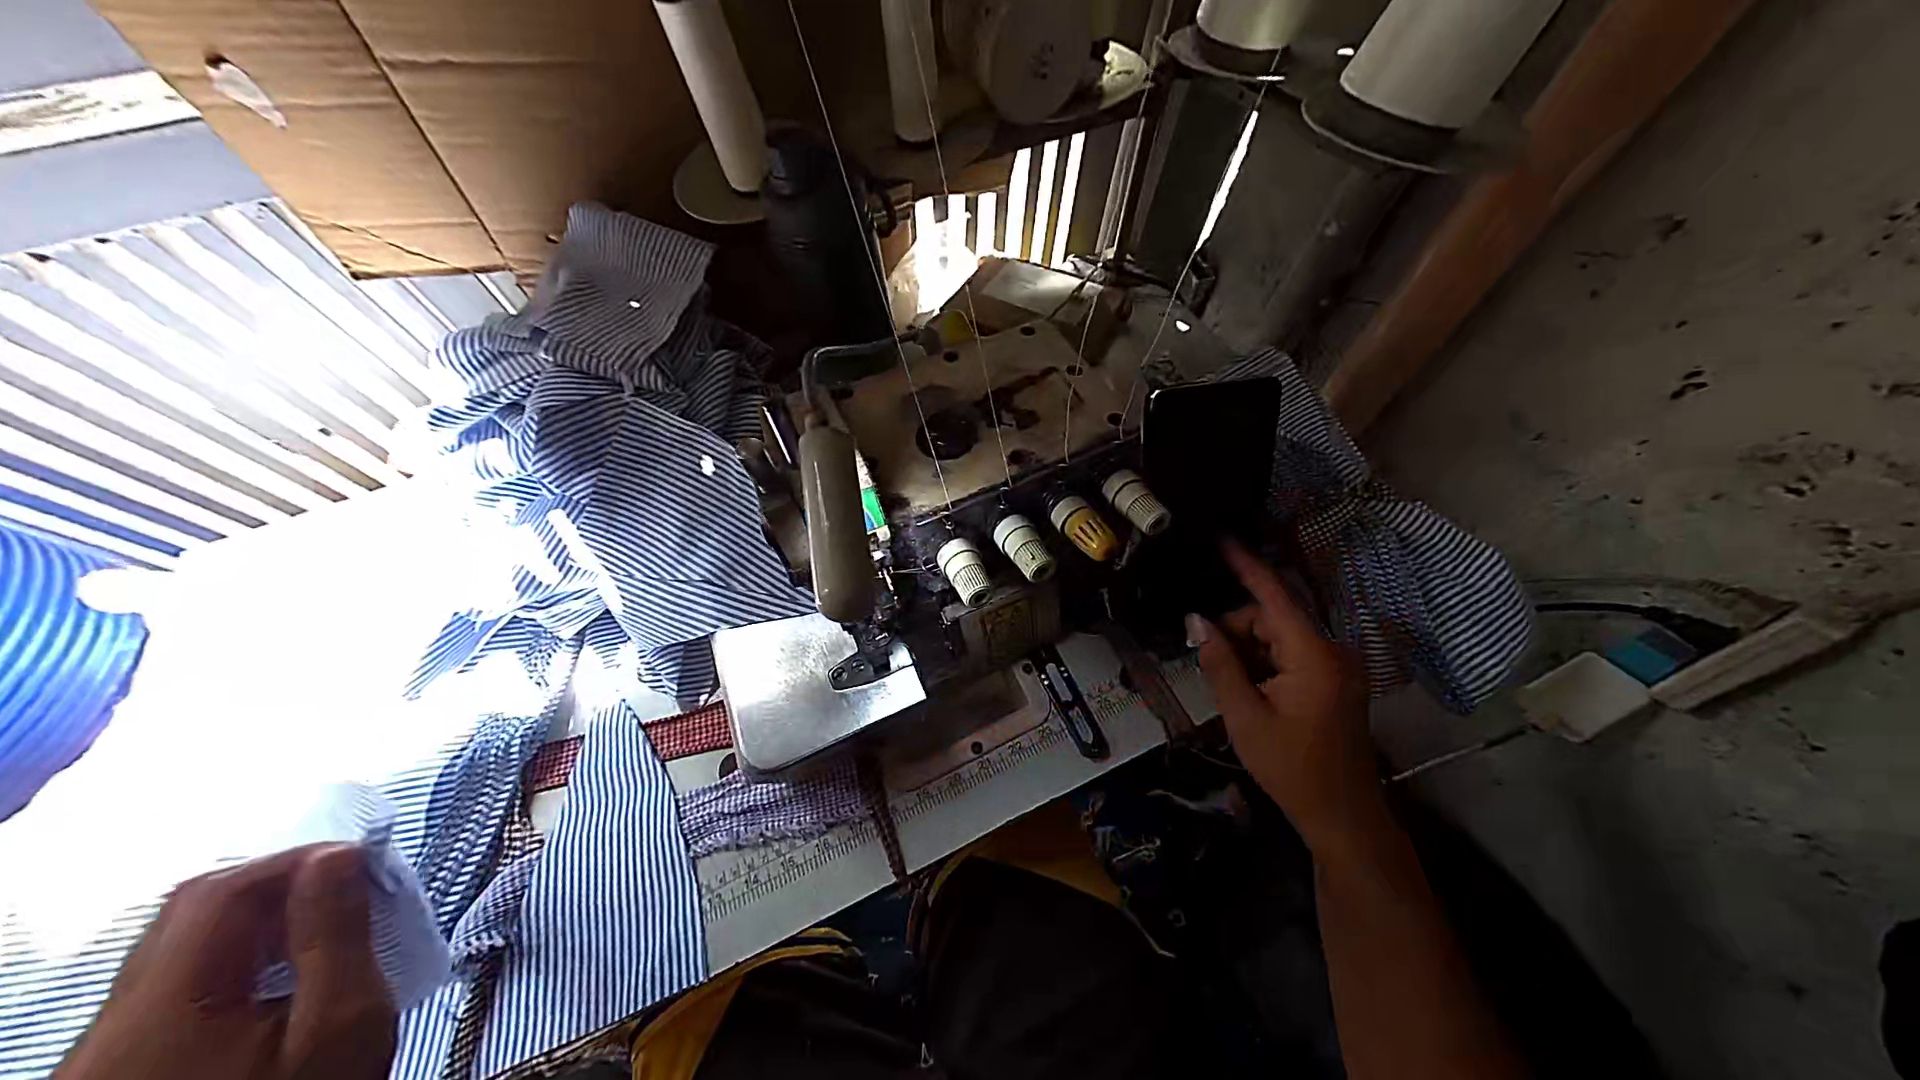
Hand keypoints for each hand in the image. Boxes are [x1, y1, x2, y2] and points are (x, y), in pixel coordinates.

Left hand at [57, 844, 396, 1079]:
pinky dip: (238, 955)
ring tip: (324, 919)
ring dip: (258, 917)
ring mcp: (108, 1053)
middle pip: (190, 916)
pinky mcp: (123, 1069)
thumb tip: (337, 857)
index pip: (225, 894)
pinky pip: (178, 982)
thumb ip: (337, 935)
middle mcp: (111, 1028)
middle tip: (346, 884)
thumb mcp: (341, 1024)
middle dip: (277, 883)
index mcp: (161, 1013)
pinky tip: (282, 968)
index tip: (364, 860)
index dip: (298, 860)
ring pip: (181, 947)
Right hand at [1188, 542, 1384, 854]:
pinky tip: (1251, 692)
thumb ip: (1219, 663)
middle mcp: (1332, 652)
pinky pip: (1290, 655)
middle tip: (1208, 663)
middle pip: (1271, 619)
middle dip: (1236, 632)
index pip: (1274, 597)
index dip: (1246, 566)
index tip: (1222, 538)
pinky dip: (1264, 664)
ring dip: (1248, 652)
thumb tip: (1196, 620)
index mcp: (1314, 657)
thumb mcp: (1244, 716)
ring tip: (1232, 689)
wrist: (1342, 816)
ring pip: (1278, 637)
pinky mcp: (1334, 681)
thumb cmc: (1291, 768)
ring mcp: (1336, 667)